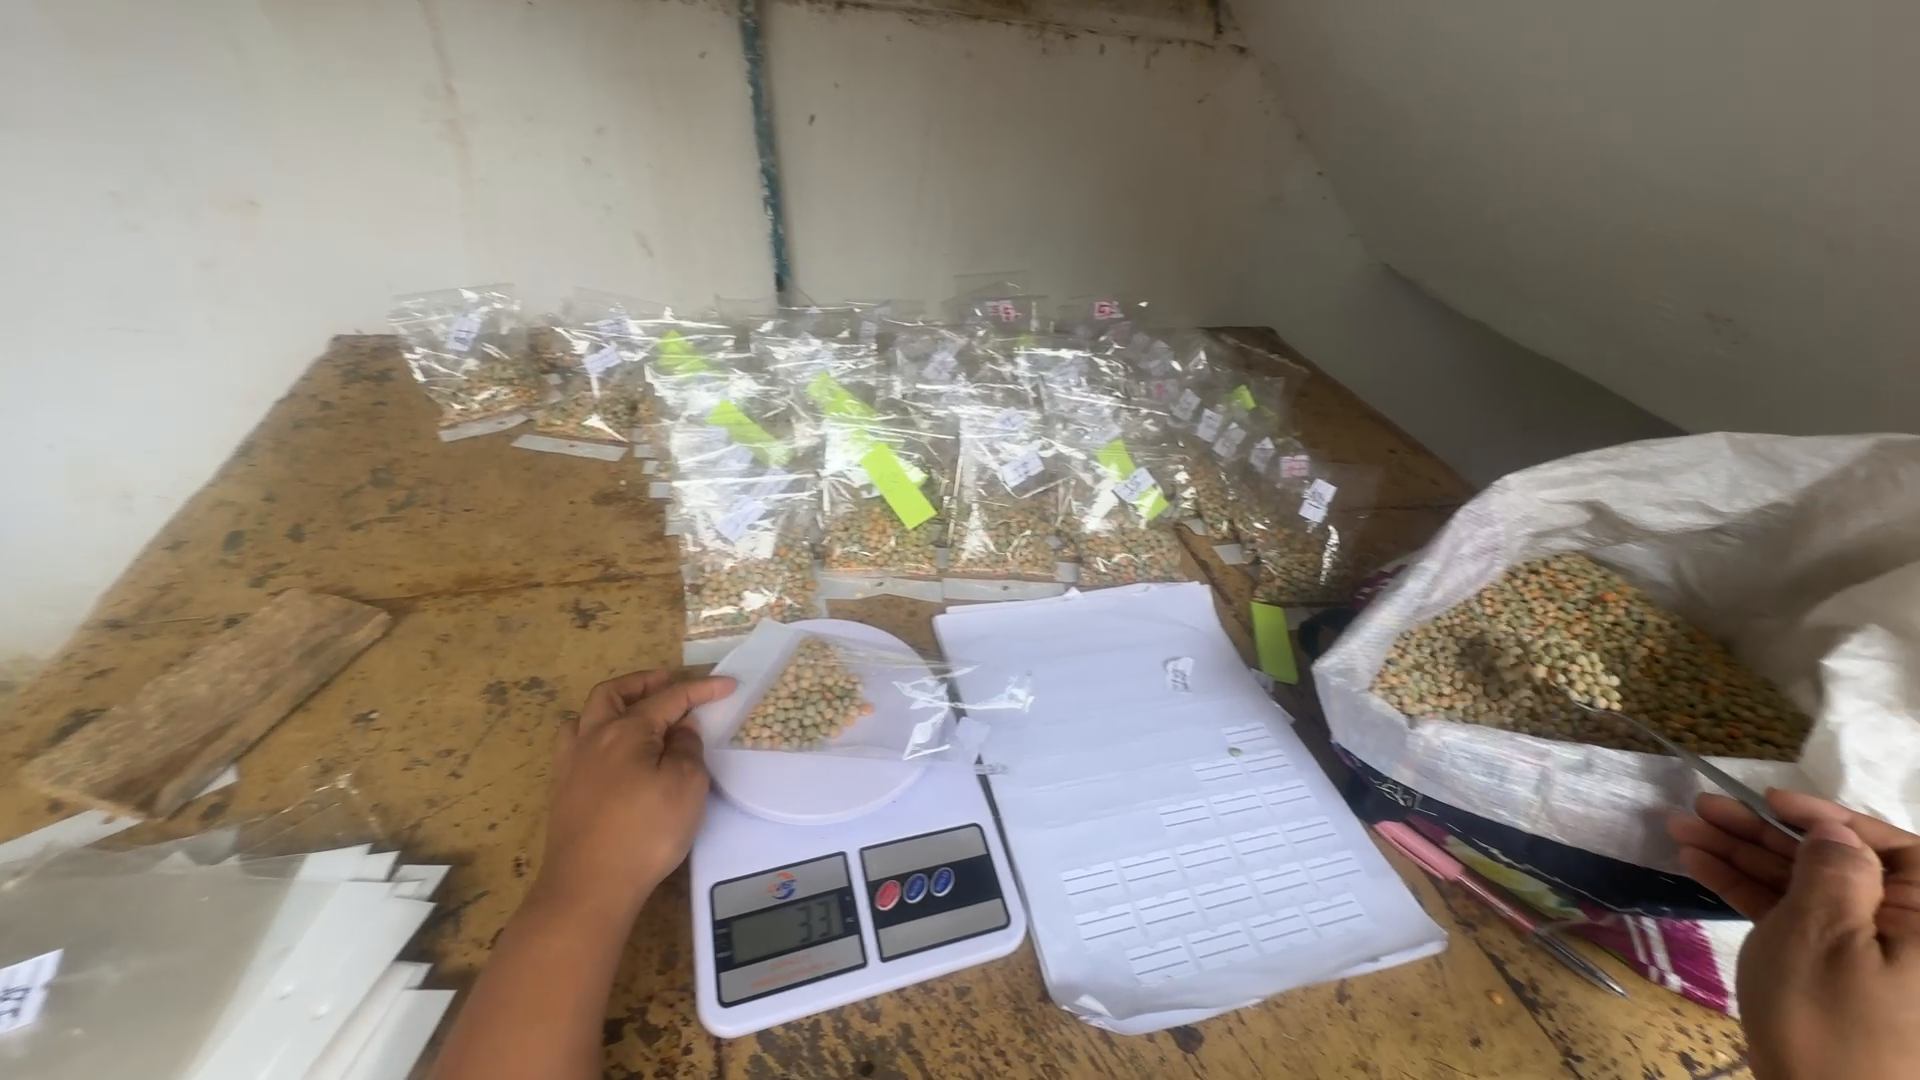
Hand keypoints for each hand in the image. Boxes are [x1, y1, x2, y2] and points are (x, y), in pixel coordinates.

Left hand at [536, 670, 734, 917]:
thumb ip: (686, 749)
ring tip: (637, 710)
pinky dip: (595, 732)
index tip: (728, 684)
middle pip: (613, 693)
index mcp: (626, 731)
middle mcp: (593, 738)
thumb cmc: (645, 832)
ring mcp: (572, 765)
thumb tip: (680, 729)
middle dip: (643, 682)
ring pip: (587, 715)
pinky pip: (575, 743)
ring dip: (614, 704)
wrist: (588, 887)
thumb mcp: (686, 786)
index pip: (669, 698)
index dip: (701, 689)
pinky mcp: (563, 791)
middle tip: (668, 682)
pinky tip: (610, 749)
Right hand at [1668, 790, 1919, 1079]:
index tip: (1770, 799)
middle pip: (1842, 864)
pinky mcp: (1836, 970)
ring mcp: (1873, 955)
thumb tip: (1834, 832)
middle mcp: (1913, 936)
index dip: (1834, 818)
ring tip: (1681, 828)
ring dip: (1743, 855)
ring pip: (1807, 885)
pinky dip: (1747, 887)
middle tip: (1702, 806)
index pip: (1900, 851)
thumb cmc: (1830, 1016)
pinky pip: (1796, 914)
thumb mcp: (1823, 935)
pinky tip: (1698, 863)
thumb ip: (1834, 874)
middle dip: (1767, 832)